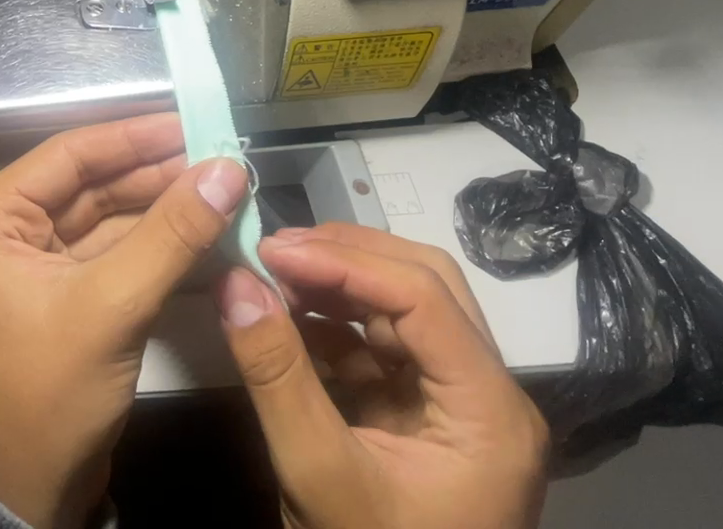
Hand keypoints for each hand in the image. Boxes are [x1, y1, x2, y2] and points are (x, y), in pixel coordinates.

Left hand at [0, 113, 247, 528]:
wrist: (25, 491)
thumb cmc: (46, 393)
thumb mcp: (110, 306)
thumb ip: (170, 235)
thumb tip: (225, 170)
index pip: (71, 154)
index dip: (135, 136)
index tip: (194, 121)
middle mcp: (12, 230)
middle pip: (94, 184)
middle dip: (157, 173)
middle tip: (222, 159)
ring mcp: (41, 265)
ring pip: (111, 219)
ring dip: (164, 209)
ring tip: (225, 192)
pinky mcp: (70, 297)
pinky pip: (118, 255)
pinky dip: (160, 247)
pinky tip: (207, 235)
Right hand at [216, 223, 547, 528]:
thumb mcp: (316, 473)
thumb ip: (276, 373)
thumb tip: (233, 281)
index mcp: (489, 410)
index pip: (424, 298)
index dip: (343, 261)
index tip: (269, 249)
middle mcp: (486, 392)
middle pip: (425, 286)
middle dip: (345, 257)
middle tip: (272, 251)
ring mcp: (454, 400)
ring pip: (401, 306)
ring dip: (335, 282)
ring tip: (270, 275)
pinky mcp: (418, 410)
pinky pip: (377, 342)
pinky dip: (328, 320)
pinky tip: (283, 314)